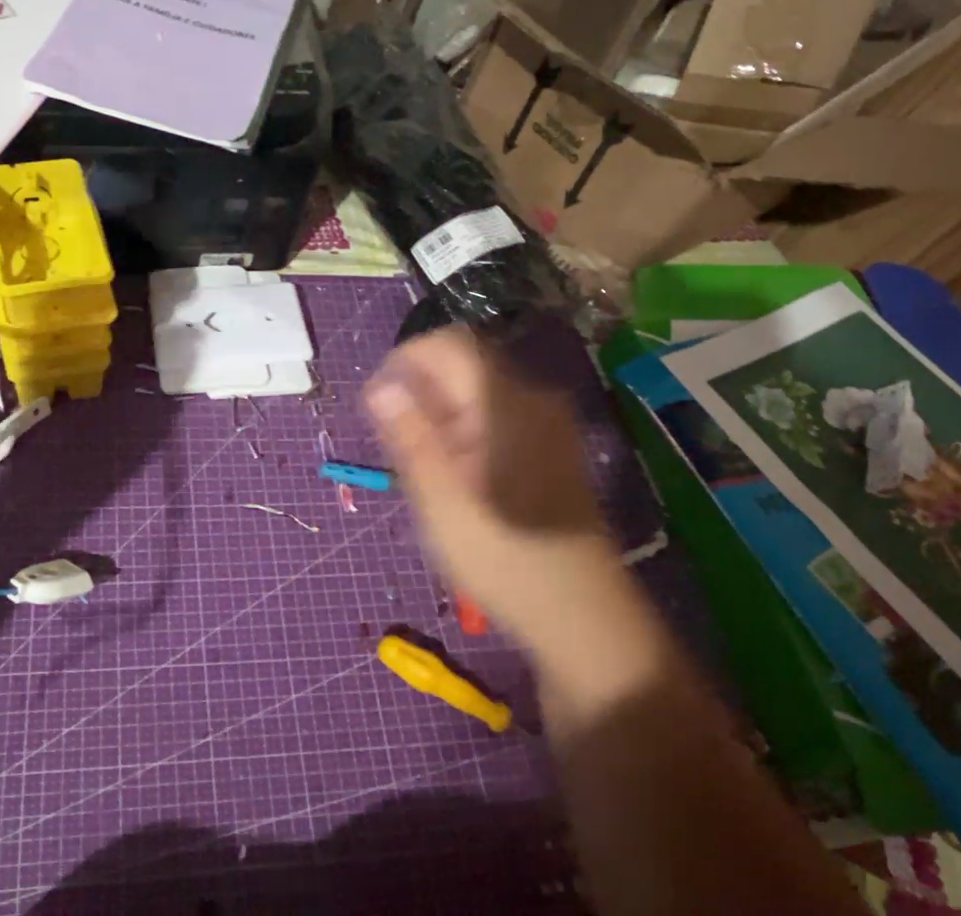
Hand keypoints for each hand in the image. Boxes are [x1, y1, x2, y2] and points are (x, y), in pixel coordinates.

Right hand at [364, 326, 614, 612]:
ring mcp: (549, 425)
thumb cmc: (505, 562)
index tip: (376, 407)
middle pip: (464, 366)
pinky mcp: (553, 449)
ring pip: (478, 393)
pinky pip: (498, 417)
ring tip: (423, 471)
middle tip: (397, 450)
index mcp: (506, 405)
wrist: (584, 616)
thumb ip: (410, 438)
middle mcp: (533, 401)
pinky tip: (457, 479)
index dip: (404, 361)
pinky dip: (466, 432)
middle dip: (420, 394)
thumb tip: (381, 386)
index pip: (449, 345)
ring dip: (441, 416)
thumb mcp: (442, 504)